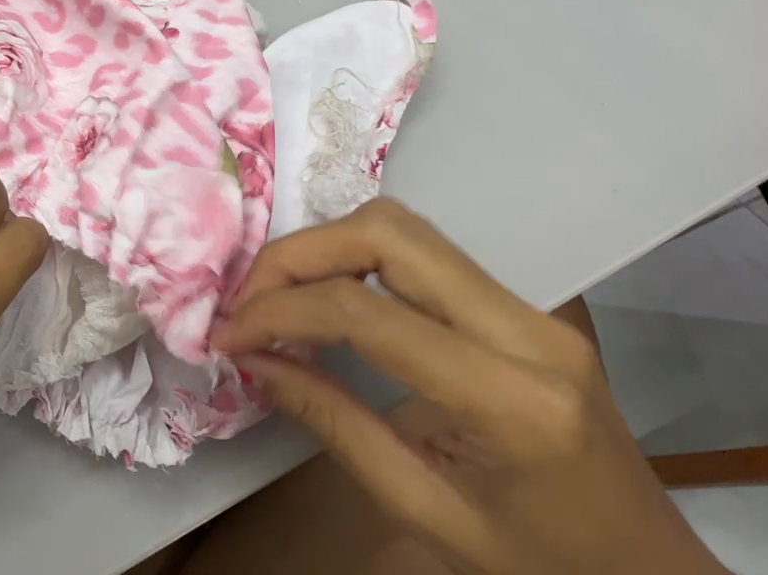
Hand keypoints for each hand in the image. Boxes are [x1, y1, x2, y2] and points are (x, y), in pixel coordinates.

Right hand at [210, 199, 724, 574]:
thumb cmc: (539, 563)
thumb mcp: (423, 509)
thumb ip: (330, 421)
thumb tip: (249, 355)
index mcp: (512, 398)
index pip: (365, 312)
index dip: (278, 310)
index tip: (228, 335)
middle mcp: (529, 332)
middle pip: (387, 235)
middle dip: (297, 255)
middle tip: (249, 300)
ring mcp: (533, 311)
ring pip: (403, 228)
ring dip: (324, 248)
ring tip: (280, 296)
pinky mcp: (522, 308)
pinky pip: (422, 252)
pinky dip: (353, 259)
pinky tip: (326, 296)